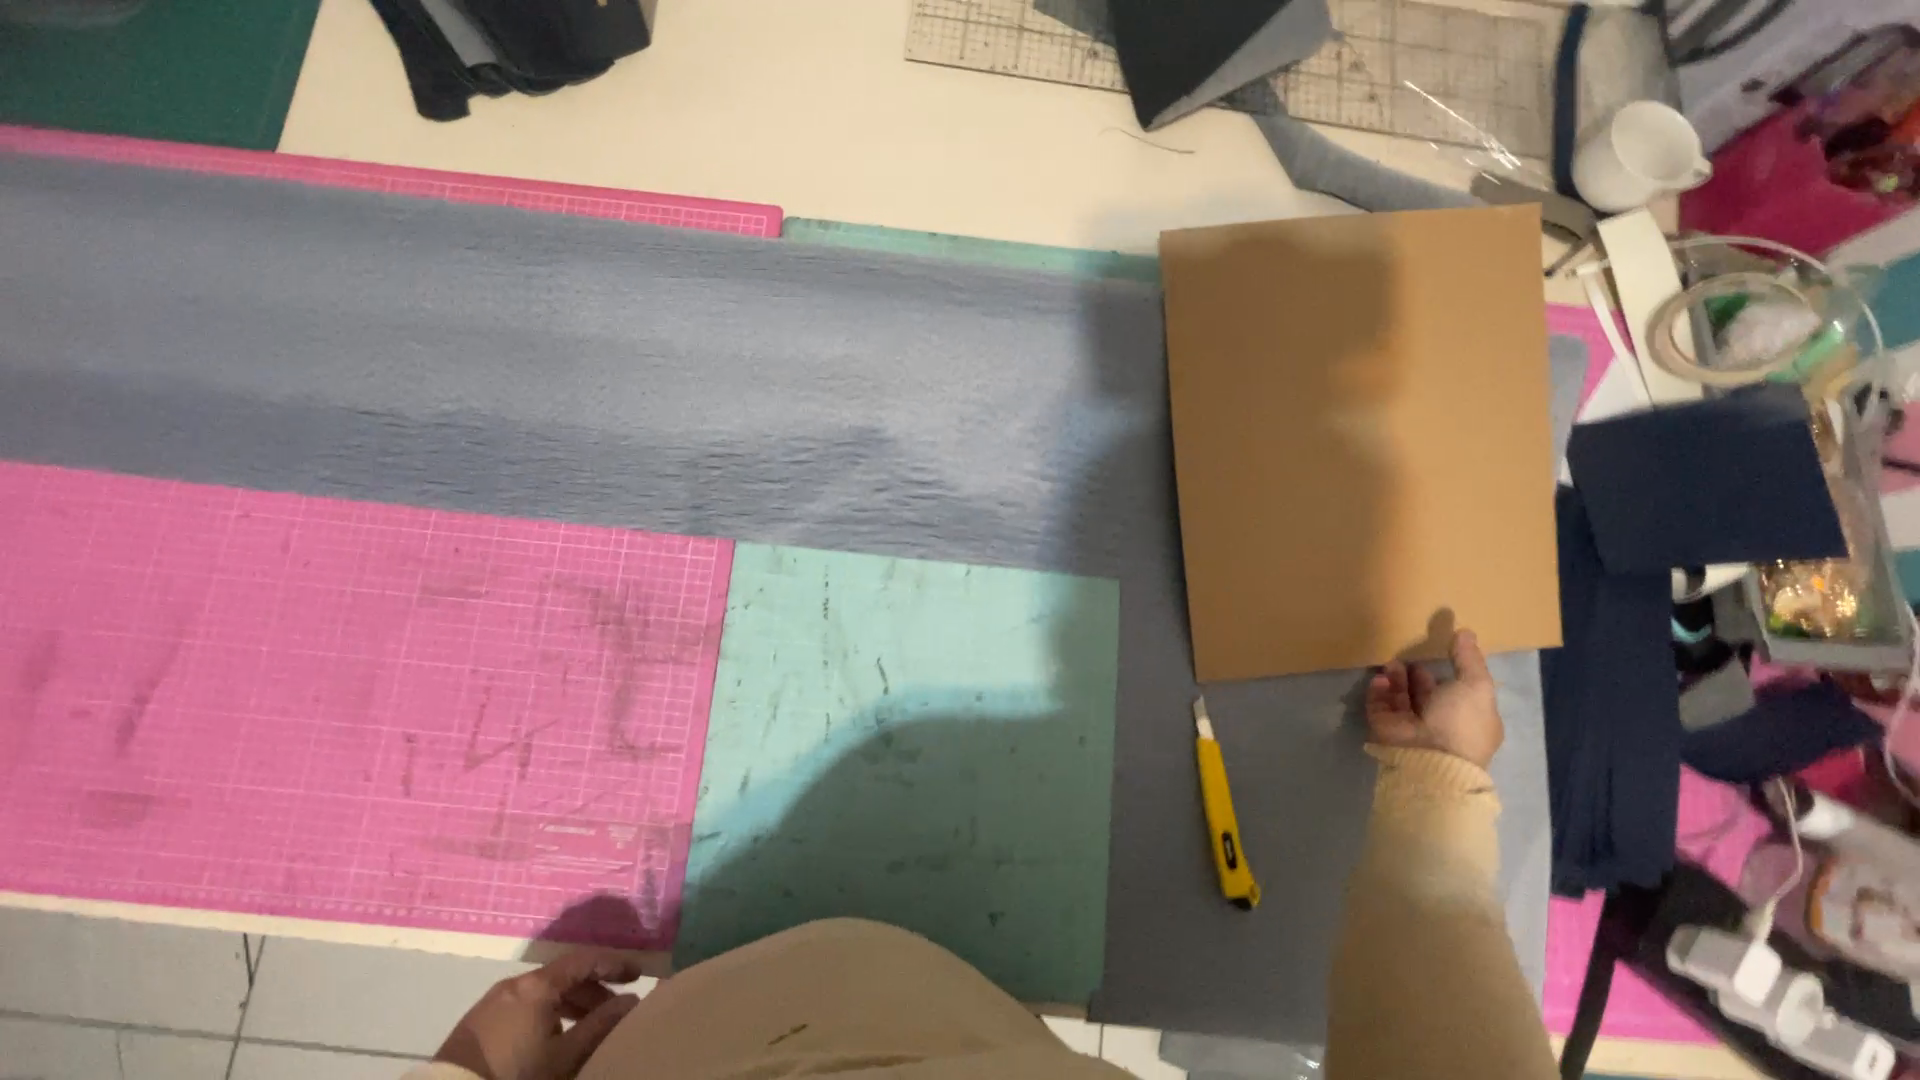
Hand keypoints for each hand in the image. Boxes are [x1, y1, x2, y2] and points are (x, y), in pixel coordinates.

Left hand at [433, 949, 645, 1079]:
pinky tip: (554, 1036)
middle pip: (564, 975)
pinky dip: (548, 1012)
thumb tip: (631, 1001)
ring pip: (543, 992)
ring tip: (588, 1025)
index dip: (614, 964)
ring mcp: (493, 1002)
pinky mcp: (477, 1023)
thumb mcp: (564, 1057)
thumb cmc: (515, 1077)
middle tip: (616, 1006)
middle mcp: (515, 984)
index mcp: (538, 985)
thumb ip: (601, 1026)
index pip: (585, 960)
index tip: (637, 976)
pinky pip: (524, 1006)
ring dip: (571, 1002)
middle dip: (594, 988)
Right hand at [1364, 629, 1502, 768]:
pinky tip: (1380, 679)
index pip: (1456, 693)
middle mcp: (1439, 723)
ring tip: (1391, 663)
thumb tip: (1465, 631)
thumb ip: (1469, 659)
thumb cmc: (1461, 721)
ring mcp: (1410, 726)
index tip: (1438, 653)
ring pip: (1400, 697)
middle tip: (1406, 655)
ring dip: (1396, 679)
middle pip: (1425, 694)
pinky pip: (1380, 705)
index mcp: (1467, 718)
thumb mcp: (1476, 685)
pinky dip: (1379, 691)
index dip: (1448, 674)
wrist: (1429, 756)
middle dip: (1416, 674)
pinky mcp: (1385, 727)